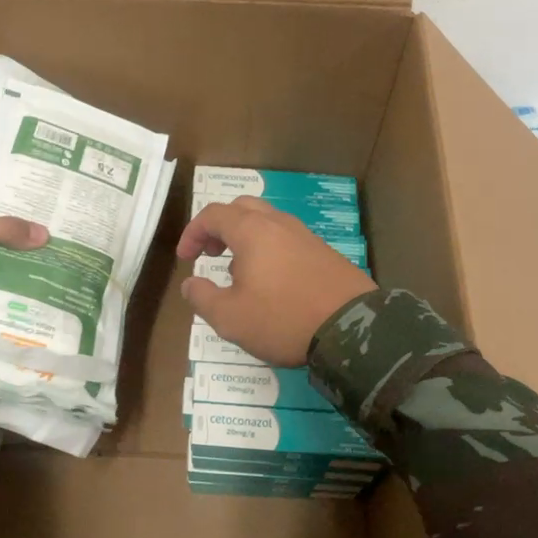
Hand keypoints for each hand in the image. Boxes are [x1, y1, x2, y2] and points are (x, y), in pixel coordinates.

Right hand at [178, 196, 377, 366]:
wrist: (352, 328)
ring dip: (246, 239)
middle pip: (242, 209)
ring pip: (268, 223)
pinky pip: (288, 240)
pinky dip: (269, 250)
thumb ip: (203, 298)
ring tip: (238, 271)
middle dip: (220, 227)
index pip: (213, 215)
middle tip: (210, 254)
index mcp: (252, 232)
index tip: (185, 258)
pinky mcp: (325, 254)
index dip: (193, 233)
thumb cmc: (282, 319)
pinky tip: (271, 283)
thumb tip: (190, 283)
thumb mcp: (230, 318)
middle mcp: (279, 225)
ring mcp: (306, 237)